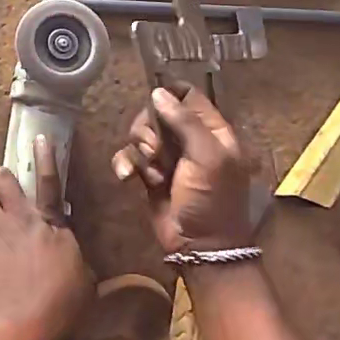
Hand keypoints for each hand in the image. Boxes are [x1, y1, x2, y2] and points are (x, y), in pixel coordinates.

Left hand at [0, 136, 93, 339]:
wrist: (27, 322)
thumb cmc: (64, 304)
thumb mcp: (85, 281)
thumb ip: (76, 262)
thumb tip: (76, 263)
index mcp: (52, 223)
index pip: (50, 182)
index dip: (45, 157)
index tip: (39, 138)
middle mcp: (22, 218)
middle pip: (3, 180)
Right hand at [112, 84, 254, 254]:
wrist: (199, 247)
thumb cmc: (211, 199)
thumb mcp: (207, 157)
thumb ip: (185, 121)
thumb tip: (158, 92)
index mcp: (212, 131)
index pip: (189, 96)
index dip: (170, 94)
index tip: (154, 101)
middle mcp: (189, 140)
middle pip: (157, 113)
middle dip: (149, 128)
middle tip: (155, 149)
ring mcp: (168, 158)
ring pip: (140, 134)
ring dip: (140, 150)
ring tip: (151, 170)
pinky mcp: (149, 174)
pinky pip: (129, 157)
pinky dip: (126, 165)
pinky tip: (127, 178)